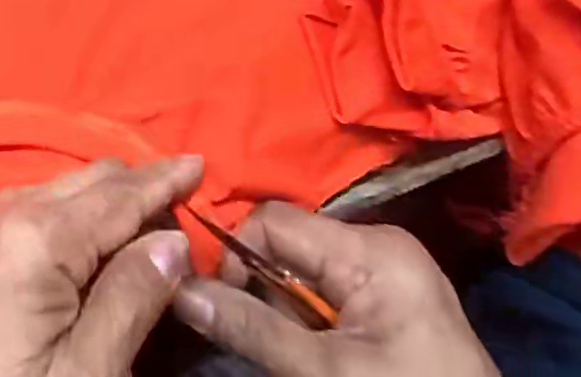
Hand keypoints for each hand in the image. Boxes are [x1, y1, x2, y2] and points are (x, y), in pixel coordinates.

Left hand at [0, 156, 203, 376]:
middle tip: (184, 228)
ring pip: (76, 187)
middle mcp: (18, 209)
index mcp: (43, 233)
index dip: (166, 178)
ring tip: (151, 236)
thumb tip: (173, 240)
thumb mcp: (83, 375)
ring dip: (116, 202)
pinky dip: (87, 214)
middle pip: (100, 178)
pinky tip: (102, 244)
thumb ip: (131, 299)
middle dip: (144, 191)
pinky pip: (52, 206)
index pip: (123, 193)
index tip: (203, 165)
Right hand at [172, 203, 500, 376]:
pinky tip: (321, 356)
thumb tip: (182, 290)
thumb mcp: (323, 375)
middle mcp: (381, 242)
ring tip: (301, 358)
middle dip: (264, 286)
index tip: (223, 307)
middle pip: (292, 243)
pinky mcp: (397, 295)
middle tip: (265, 345)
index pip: (276, 219)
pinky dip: (313, 317)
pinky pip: (334, 288)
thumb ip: (252, 327)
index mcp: (371, 248)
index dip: (238, 255)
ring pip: (309, 268)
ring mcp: (393, 268)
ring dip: (287, 307)